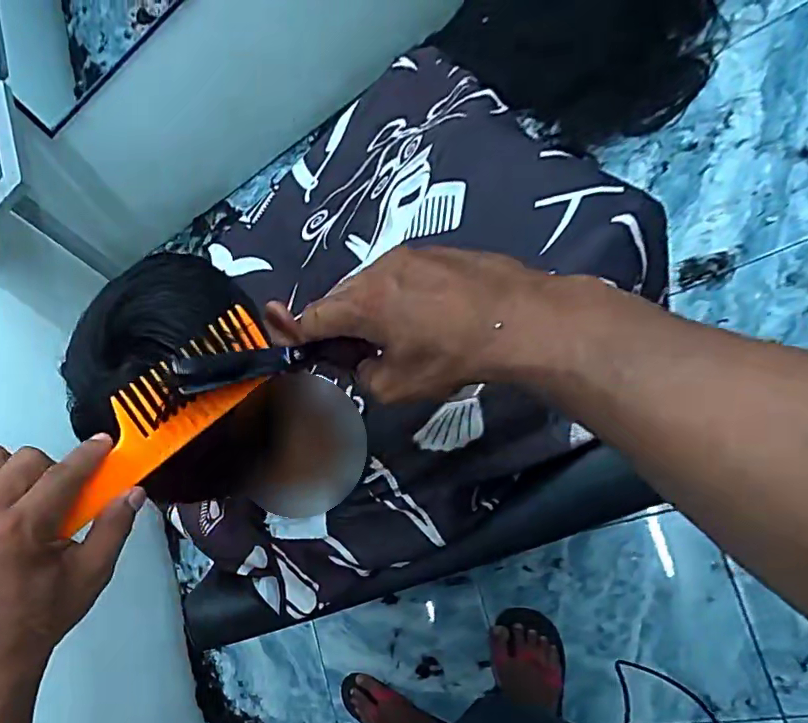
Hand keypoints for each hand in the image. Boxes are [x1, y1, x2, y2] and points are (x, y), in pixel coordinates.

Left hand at [0, 438, 144, 680]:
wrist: (3, 640)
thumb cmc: (49, 610)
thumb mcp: (93, 572)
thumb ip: (113, 527)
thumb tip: (133, 492)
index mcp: (24, 528)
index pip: (62, 475)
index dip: (88, 456)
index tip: (104, 443)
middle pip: (27, 459)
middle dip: (56, 470)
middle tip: (68, 499)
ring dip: (17, 469)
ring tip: (32, 496)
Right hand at [262, 246, 605, 402]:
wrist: (521, 320)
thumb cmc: (453, 356)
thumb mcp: (396, 385)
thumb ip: (362, 374)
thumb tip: (361, 362)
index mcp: (362, 302)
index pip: (311, 318)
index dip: (293, 333)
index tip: (285, 340)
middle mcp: (379, 268)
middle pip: (337, 298)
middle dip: (333, 325)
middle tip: (347, 353)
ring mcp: (410, 255)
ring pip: (367, 285)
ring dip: (364, 310)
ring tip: (388, 337)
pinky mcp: (437, 251)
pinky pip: (397, 276)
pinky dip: (392, 297)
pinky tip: (417, 317)